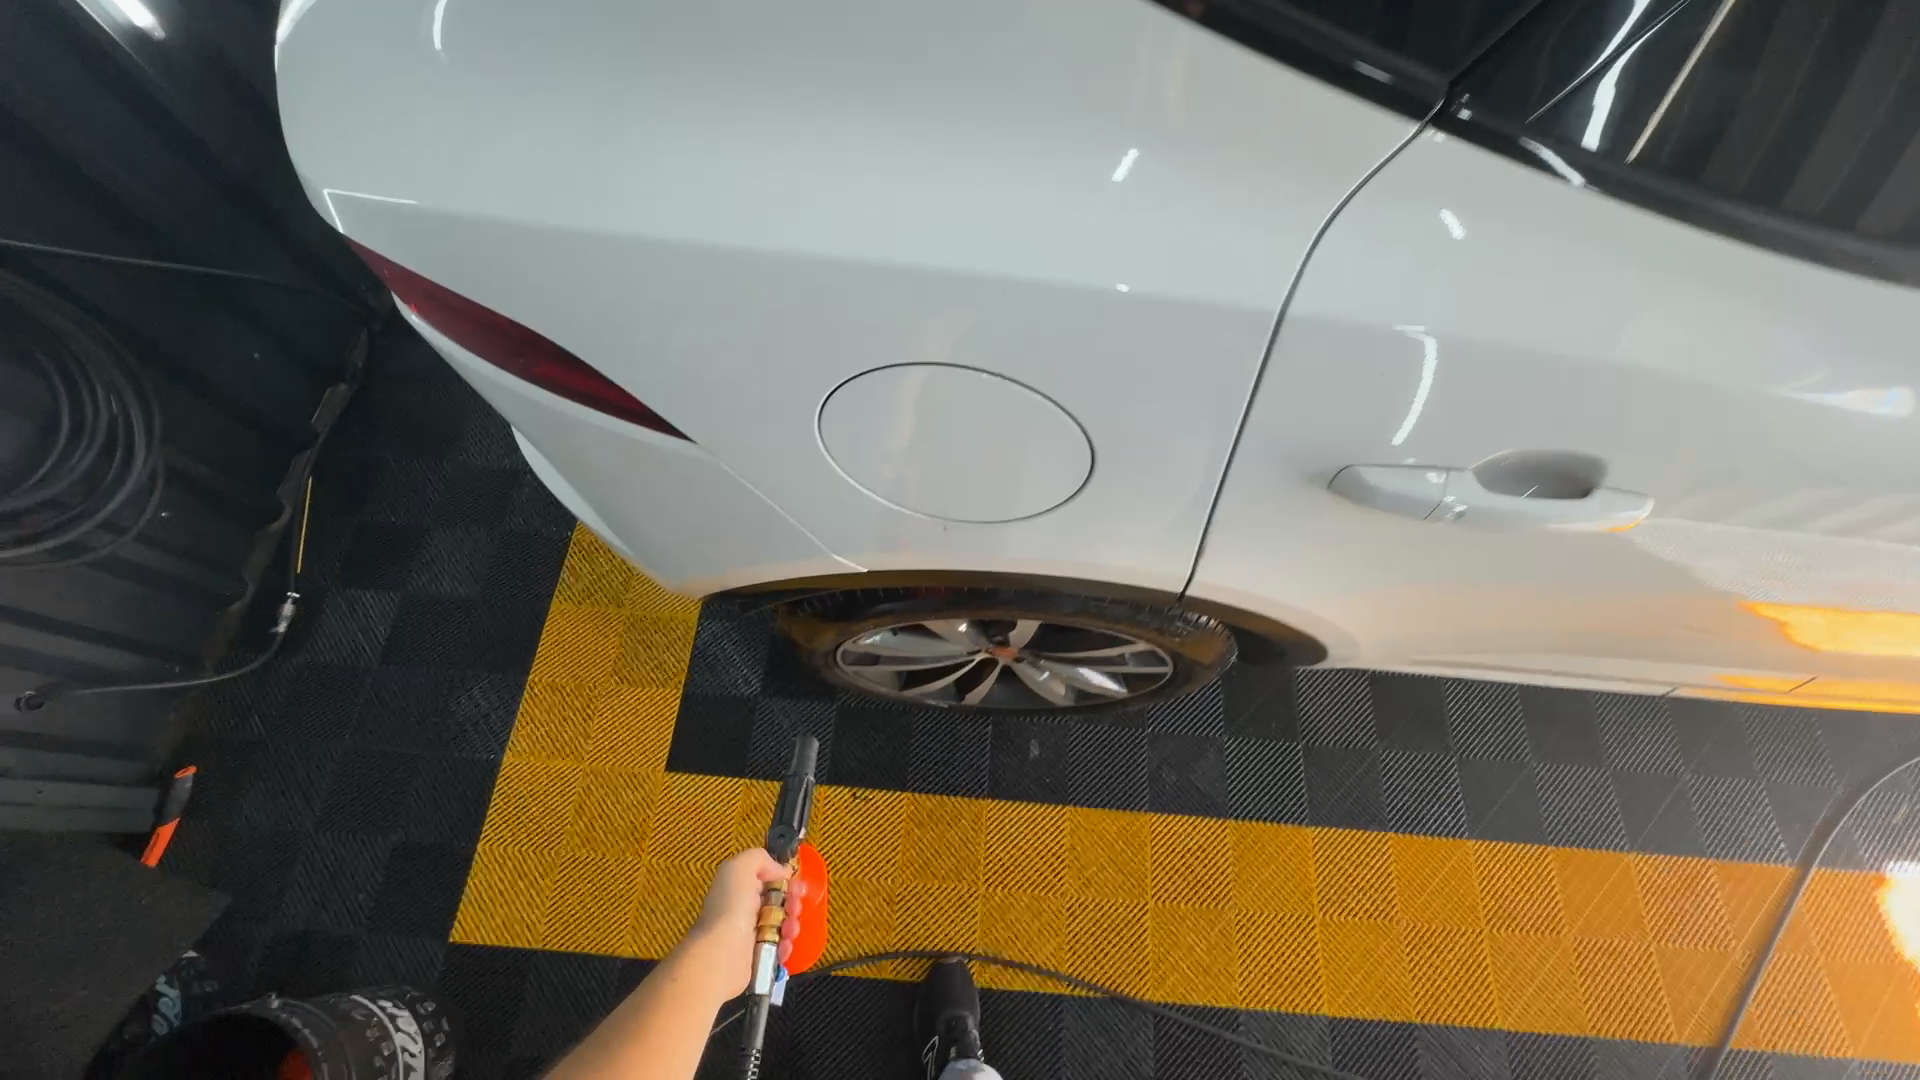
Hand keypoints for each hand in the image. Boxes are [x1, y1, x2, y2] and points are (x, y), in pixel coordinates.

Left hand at [675, 848, 805, 997]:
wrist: (721, 955)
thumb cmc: (730, 908)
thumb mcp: (739, 868)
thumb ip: (759, 858)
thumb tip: (780, 870)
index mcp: (738, 889)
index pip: (768, 880)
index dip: (785, 880)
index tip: (795, 884)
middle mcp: (744, 911)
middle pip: (780, 902)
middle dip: (792, 902)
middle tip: (793, 907)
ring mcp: (751, 937)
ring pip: (783, 925)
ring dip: (792, 924)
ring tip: (788, 929)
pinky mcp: (758, 959)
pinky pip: (781, 949)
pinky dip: (786, 947)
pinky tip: (783, 945)